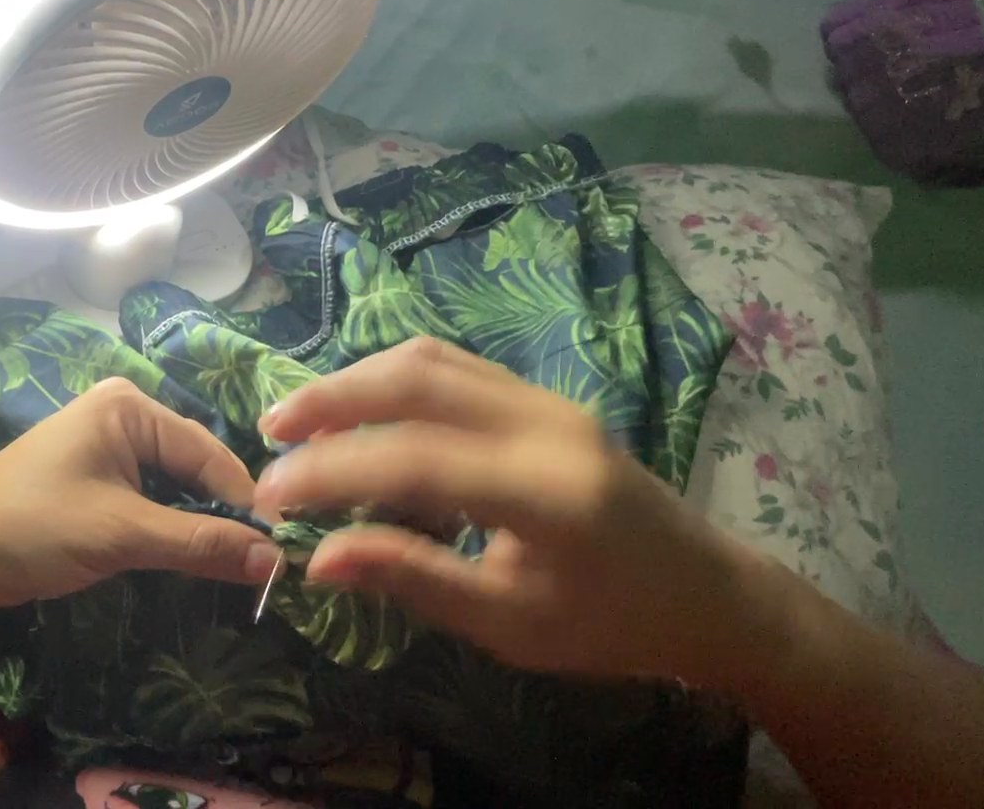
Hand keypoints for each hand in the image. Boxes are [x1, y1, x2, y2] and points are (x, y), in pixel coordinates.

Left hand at [0, 377, 281, 612]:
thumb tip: (276, 561)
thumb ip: (199, 543)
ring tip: (233, 564)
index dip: (246, 503)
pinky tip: (191, 552)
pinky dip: (172, 523)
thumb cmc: (33, 528)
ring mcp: (110, 441)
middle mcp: (125, 412)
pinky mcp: (100, 471)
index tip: (281, 552)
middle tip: (261, 565)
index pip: (208, 452)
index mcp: (129, 406)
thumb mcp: (121, 533)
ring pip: (177, 482)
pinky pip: (153, 493)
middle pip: (195, 465)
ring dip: (199, 522)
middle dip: (222, 514)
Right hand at [254, 338, 783, 685]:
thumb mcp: (508, 622)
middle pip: (415, 377)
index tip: (272, 493)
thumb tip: (317, 558)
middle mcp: (542, 421)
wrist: (711, 592)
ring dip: (354, 380)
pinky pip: (448, 365)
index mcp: (545, 489)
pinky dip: (389, 379)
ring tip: (302, 417)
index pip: (413, 457)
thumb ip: (411, 578)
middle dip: (330, 399)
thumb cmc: (613, 624)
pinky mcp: (536, 394)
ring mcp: (542, 397)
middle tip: (273, 432)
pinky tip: (359, 407)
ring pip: (427, 358)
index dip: (331, 470)